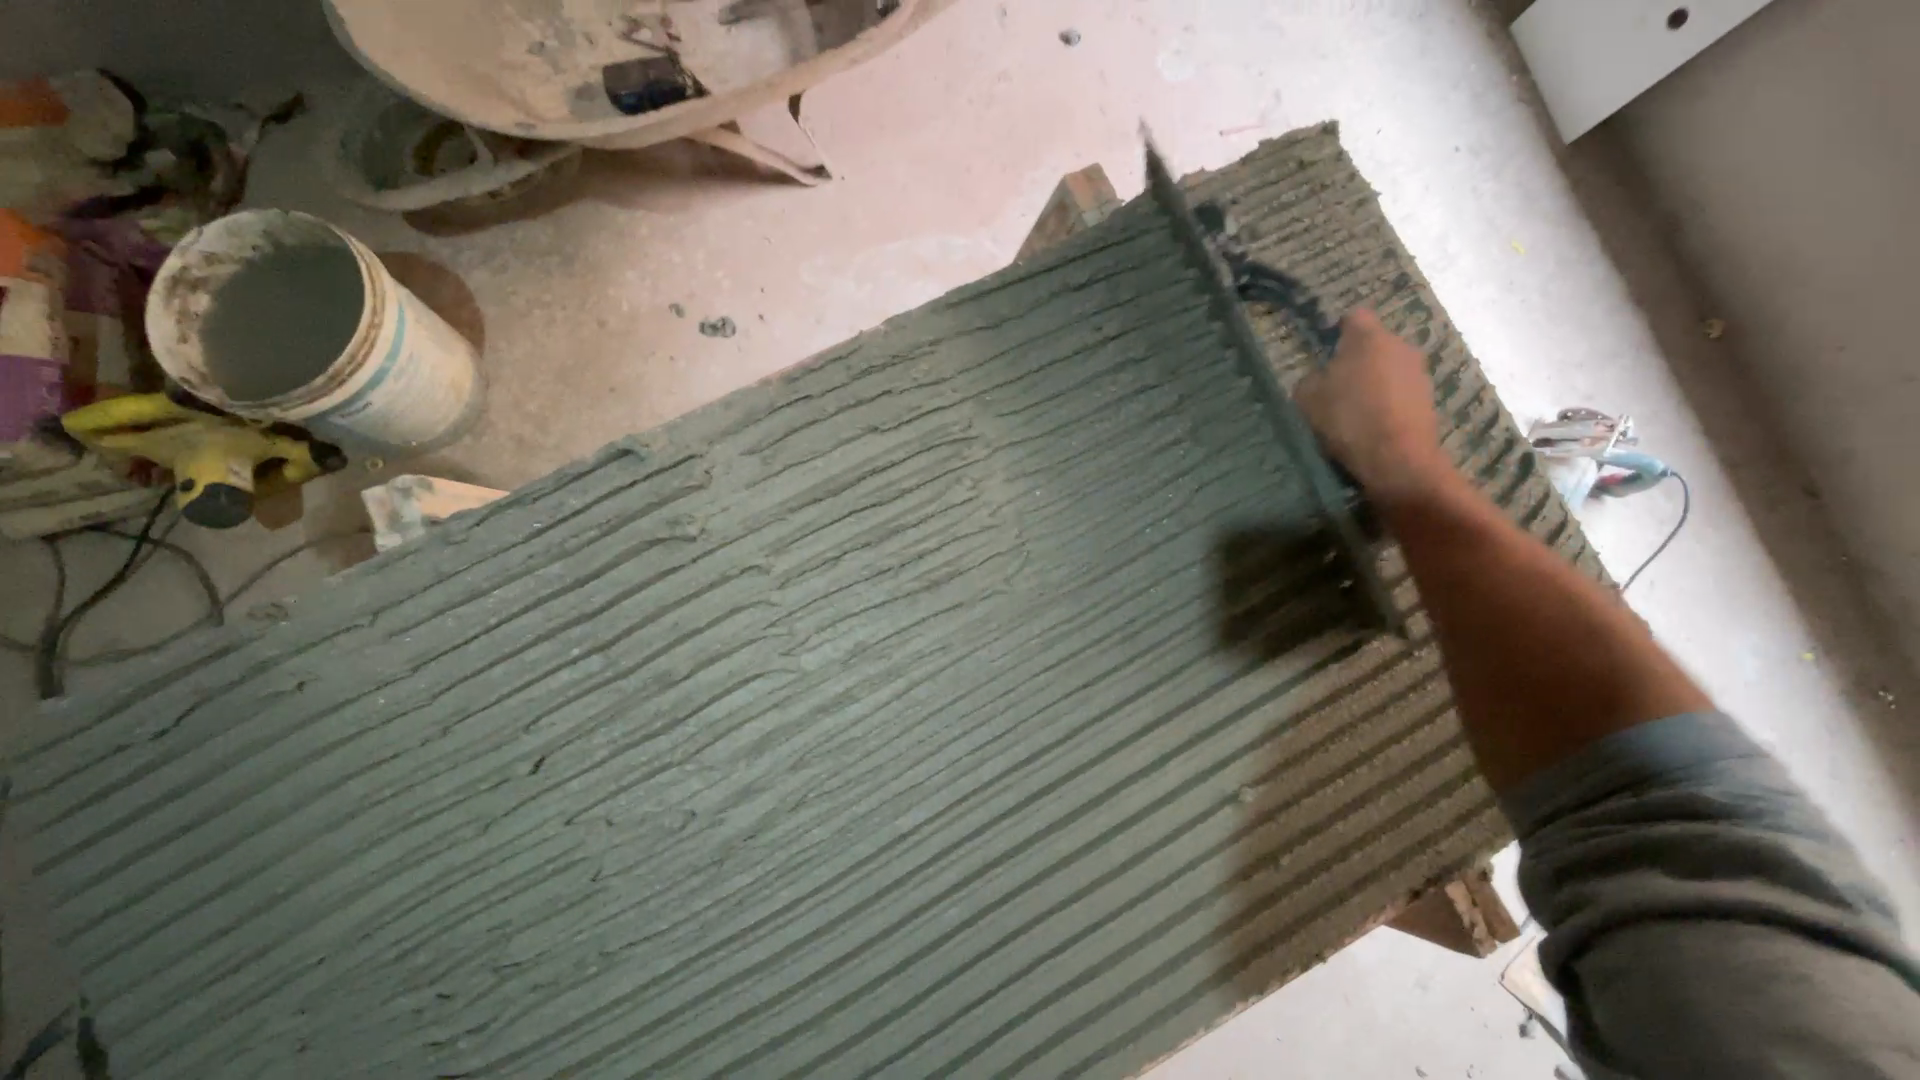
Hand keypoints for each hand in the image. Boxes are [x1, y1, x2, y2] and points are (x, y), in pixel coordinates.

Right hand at [1292, 308, 1452, 502]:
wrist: (1397, 458)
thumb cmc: (1348, 419)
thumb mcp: (1307, 398)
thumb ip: (1311, 379)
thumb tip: (1320, 378)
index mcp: (1368, 337)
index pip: (1353, 316)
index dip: (1338, 330)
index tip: (1325, 350)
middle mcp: (1400, 344)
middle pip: (1374, 342)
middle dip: (1357, 357)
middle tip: (1337, 383)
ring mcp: (1419, 371)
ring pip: (1390, 366)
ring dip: (1375, 379)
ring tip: (1357, 407)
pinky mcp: (1429, 396)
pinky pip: (1401, 390)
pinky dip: (1388, 399)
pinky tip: (1375, 422)